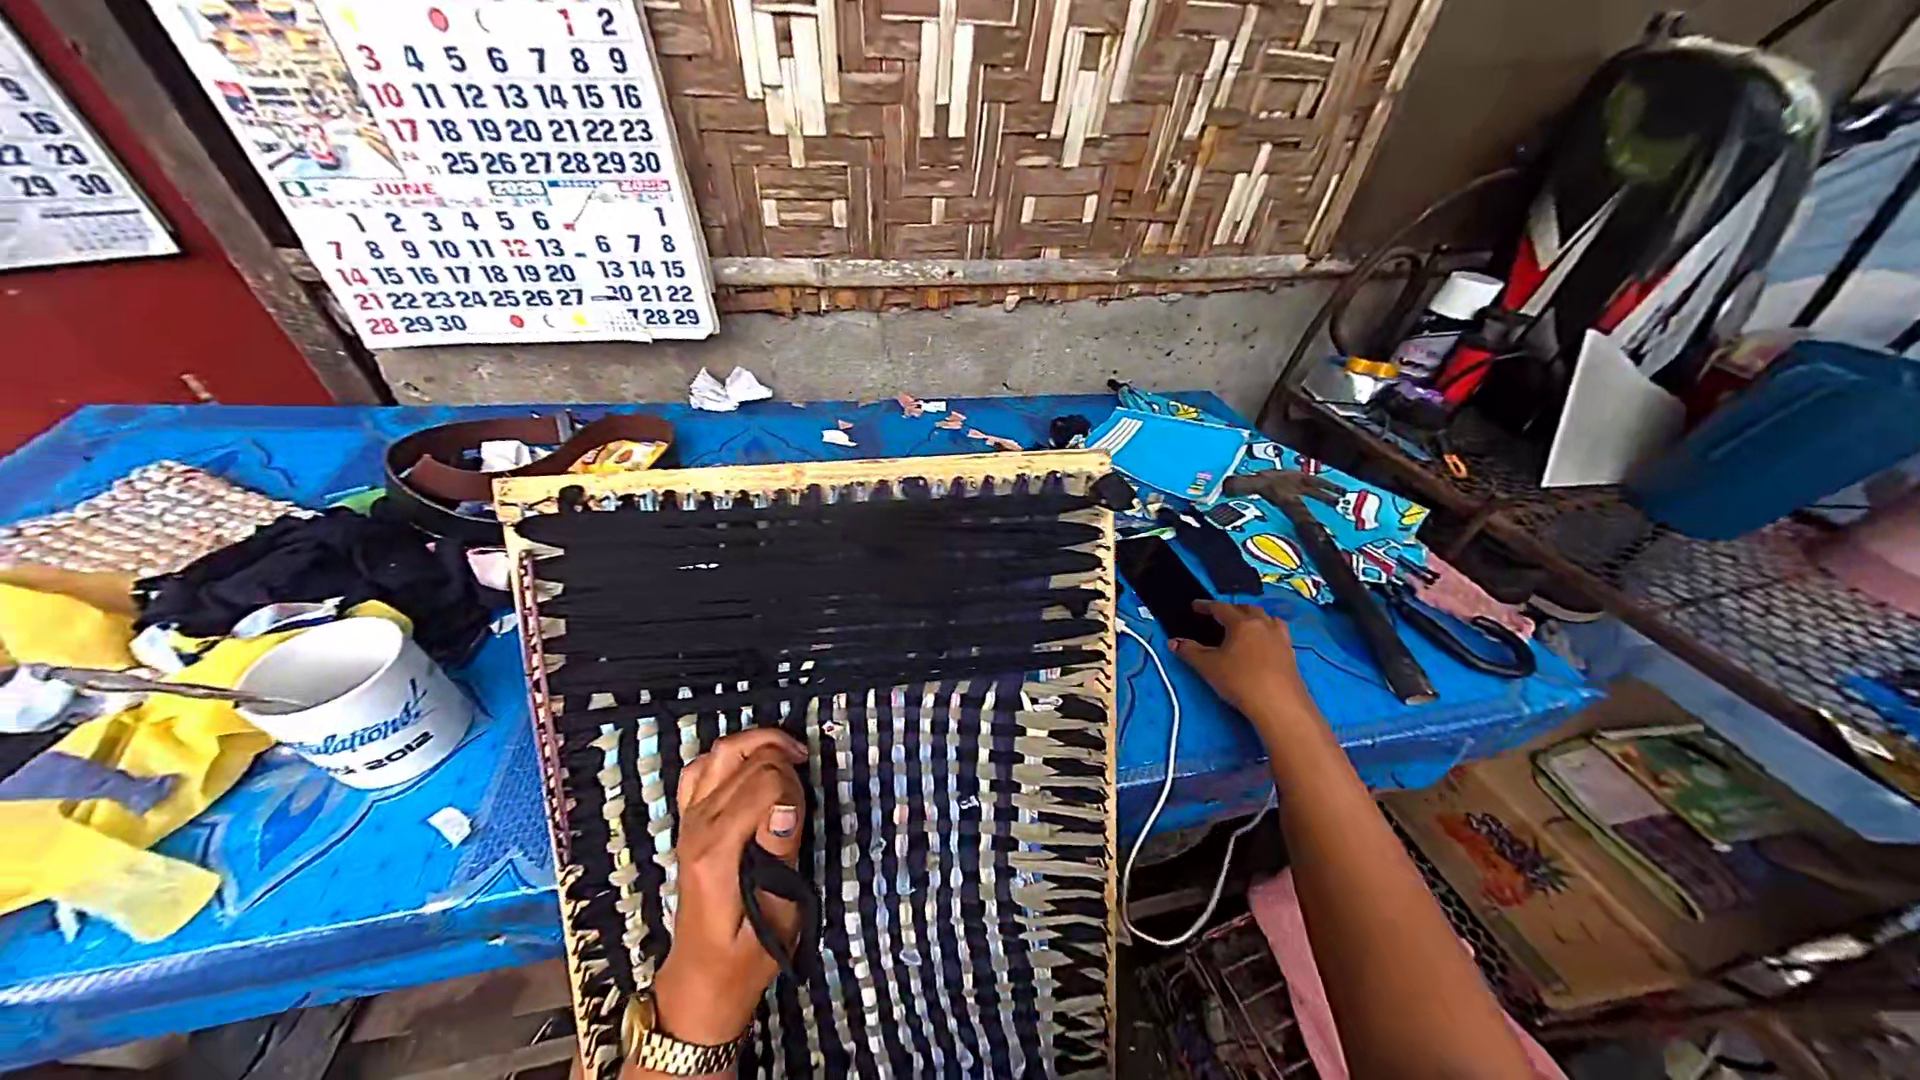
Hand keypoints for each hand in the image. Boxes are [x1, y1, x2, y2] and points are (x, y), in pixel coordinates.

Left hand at [650, 728, 807, 1047]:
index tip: (806, 810)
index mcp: (717, 850)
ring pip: (724, 751)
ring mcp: (689, 818)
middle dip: (784, 761)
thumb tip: (787, 804)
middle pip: (747, 759)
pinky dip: (731, 754)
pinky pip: (702, 766)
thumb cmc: (747, 953)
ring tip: (791, 758)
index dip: (795, 785)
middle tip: (806, 784)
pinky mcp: (688, 818)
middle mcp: (697, 825)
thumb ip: (780, 854)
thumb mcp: (778, 915)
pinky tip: (753, 764)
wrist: (702, 976)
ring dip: (760, 744)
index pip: (763, 781)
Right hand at [1169, 601, 1317, 731]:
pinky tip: (1263, 643)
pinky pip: (1278, 632)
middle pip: (1246, 608)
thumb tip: (1173, 642)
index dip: (1205, 606)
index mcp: (1241, 623)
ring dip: (1254, 617)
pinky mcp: (1291, 652)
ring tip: (1245, 625)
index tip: (1195, 606)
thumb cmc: (1239, 681)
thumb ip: (1189, 651)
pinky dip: (1267, 630)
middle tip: (1219, 617)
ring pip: (1267, 618)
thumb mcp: (1208, 666)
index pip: (1220, 608)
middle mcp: (1263, 624)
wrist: (1279, 704)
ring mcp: (1280, 637)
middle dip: (1231, 609)